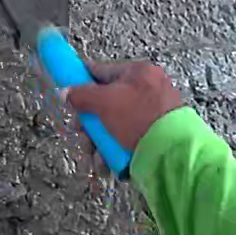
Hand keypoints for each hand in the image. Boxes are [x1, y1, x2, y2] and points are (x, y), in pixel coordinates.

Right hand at [63, 61, 184, 151]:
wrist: (170, 152)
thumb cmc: (140, 119)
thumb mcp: (104, 102)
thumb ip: (81, 95)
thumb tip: (65, 93)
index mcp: (139, 73)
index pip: (101, 71)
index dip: (81, 81)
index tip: (67, 90)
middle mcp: (147, 90)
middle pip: (105, 103)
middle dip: (89, 123)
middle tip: (81, 132)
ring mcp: (151, 115)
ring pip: (113, 125)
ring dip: (98, 142)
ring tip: (94, 155)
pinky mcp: (152, 136)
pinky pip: (125, 140)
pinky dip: (112, 151)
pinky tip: (106, 163)